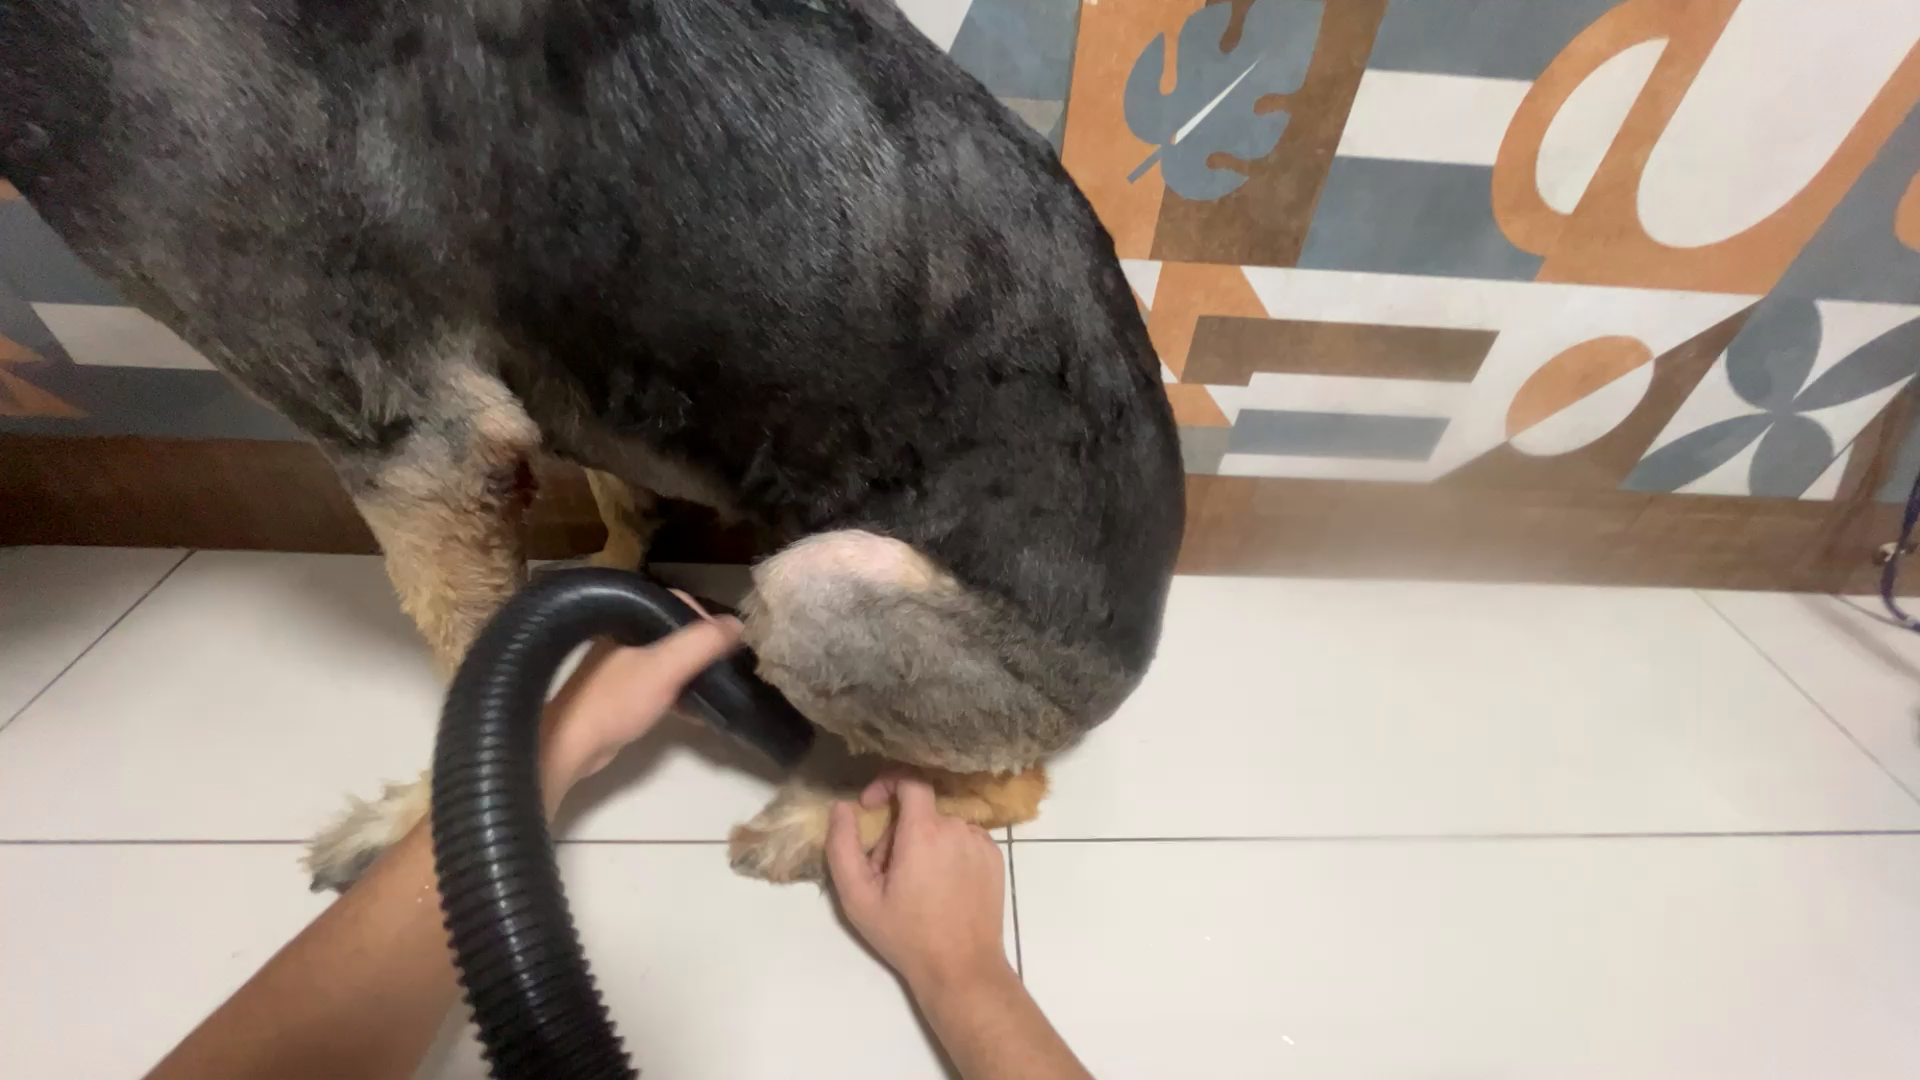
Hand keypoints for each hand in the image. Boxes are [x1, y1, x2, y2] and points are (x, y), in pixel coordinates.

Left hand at [538, 595, 741, 815]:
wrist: (569, 748)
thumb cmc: (615, 701)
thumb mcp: (665, 668)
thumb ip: (702, 643)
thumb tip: (738, 624)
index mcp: (628, 619)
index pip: (676, 602)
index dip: (704, 617)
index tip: (726, 642)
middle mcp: (625, 636)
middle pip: (676, 632)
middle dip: (704, 648)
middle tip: (726, 666)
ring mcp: (622, 666)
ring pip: (670, 659)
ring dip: (695, 672)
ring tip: (718, 688)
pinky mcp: (622, 693)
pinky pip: (662, 683)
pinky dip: (682, 692)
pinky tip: (698, 710)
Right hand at [826, 775, 1009, 993]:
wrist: (962, 969)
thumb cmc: (906, 935)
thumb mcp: (858, 898)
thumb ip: (842, 846)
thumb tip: (842, 807)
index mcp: (924, 831)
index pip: (909, 779)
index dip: (886, 783)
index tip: (871, 806)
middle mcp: (956, 827)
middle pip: (920, 812)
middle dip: (898, 833)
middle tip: (887, 875)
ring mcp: (980, 841)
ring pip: (941, 827)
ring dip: (923, 844)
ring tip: (916, 887)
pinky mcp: (995, 856)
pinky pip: (963, 839)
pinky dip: (948, 852)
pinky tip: (942, 887)